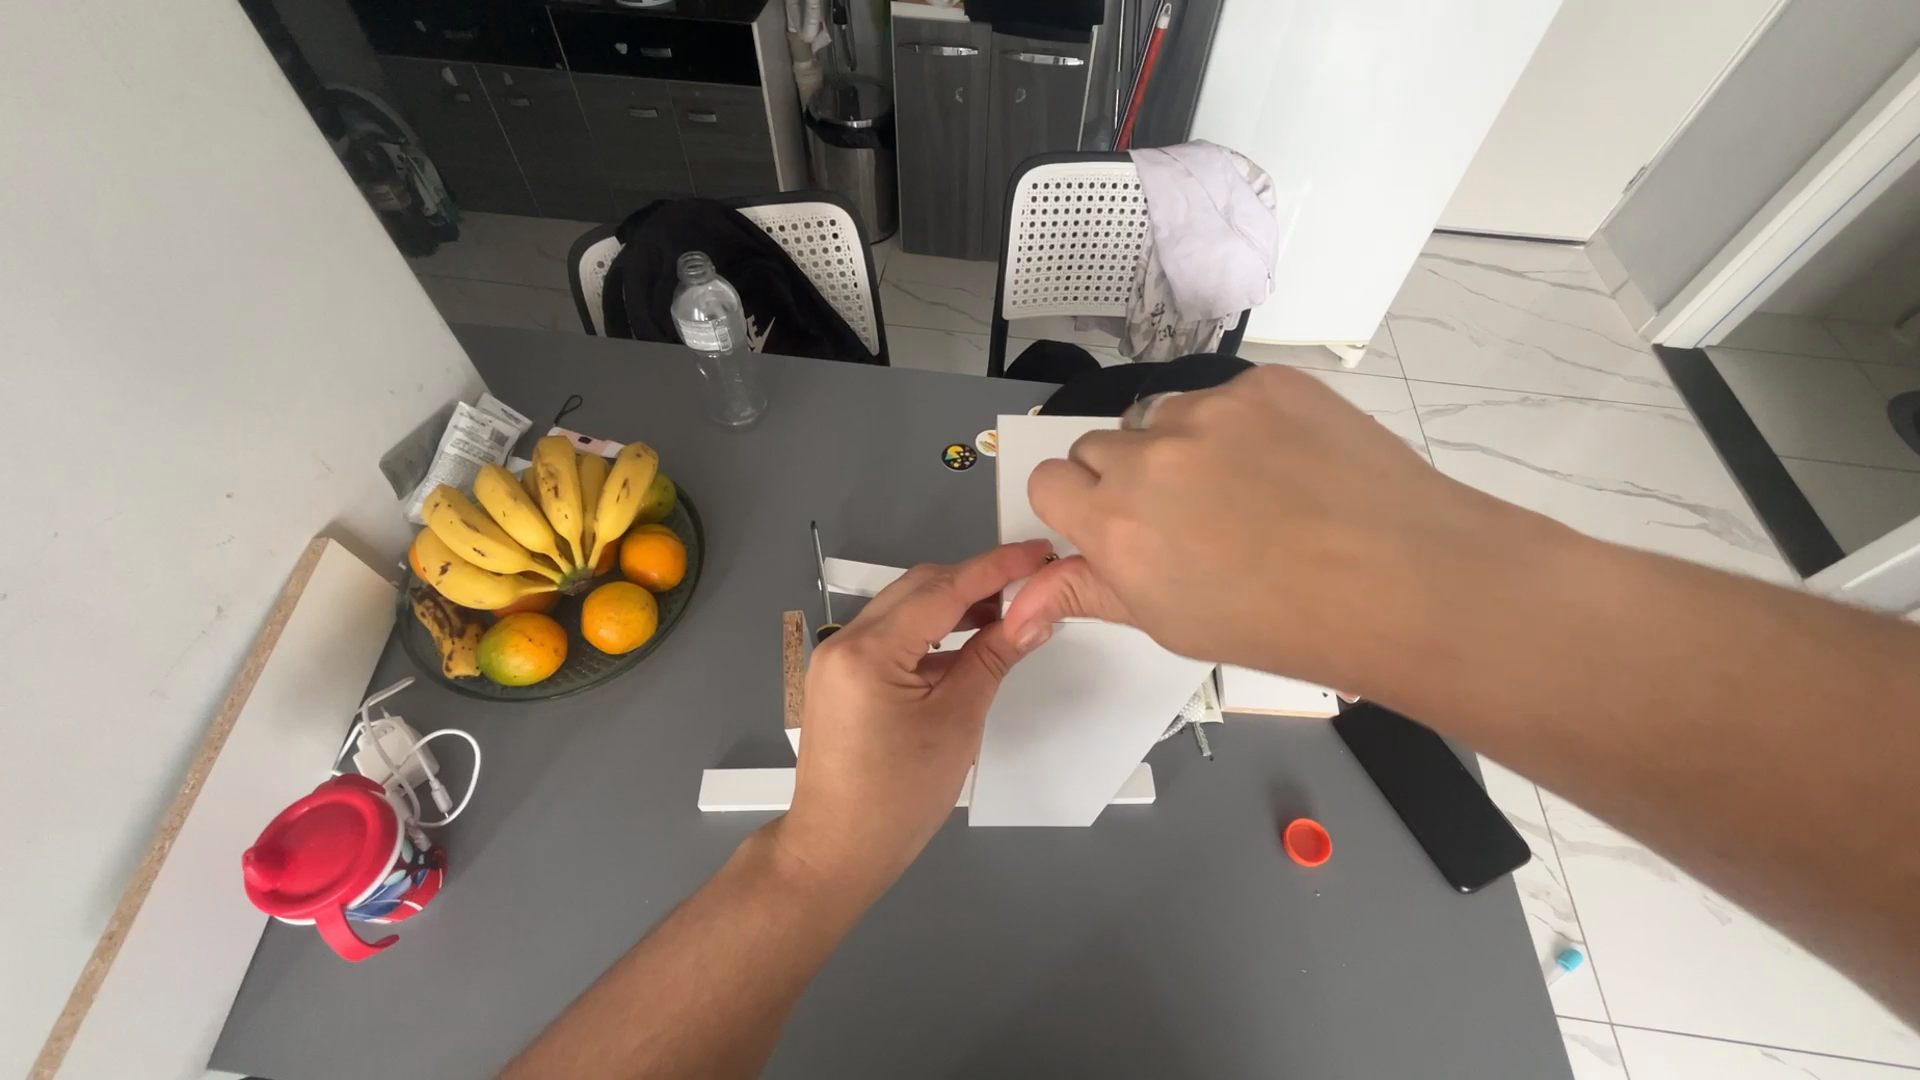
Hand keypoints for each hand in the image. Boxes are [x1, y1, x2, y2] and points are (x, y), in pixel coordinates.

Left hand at [775, 541, 1056, 896]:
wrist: (837, 850)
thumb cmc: (899, 797)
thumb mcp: (957, 721)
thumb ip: (993, 657)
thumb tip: (1034, 615)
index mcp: (868, 651)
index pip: (941, 590)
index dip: (994, 568)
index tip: (1036, 553)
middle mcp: (844, 641)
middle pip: (919, 589)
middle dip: (975, 582)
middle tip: (1028, 586)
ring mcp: (837, 657)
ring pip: (905, 608)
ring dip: (954, 606)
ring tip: (1006, 614)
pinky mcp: (842, 675)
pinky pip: (892, 636)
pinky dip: (931, 634)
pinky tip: (967, 643)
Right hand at [1002, 365, 1574, 696]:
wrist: (1402, 582)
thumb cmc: (1281, 623)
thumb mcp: (1170, 623)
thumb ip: (1088, 592)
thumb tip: (1020, 598)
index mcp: (1116, 525)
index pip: (1047, 480)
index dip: (1074, 502)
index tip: (1107, 519)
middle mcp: (1149, 458)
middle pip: (1098, 445)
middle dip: (1123, 476)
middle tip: (1181, 512)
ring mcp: (1208, 412)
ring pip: (1160, 417)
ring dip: (1179, 446)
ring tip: (1243, 489)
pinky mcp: (1263, 383)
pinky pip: (1223, 397)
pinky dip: (1239, 426)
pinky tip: (1284, 465)